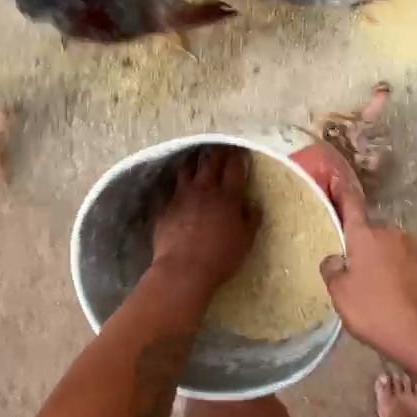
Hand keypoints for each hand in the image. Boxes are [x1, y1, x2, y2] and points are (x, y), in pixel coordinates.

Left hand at [150, 147, 260, 291]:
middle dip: (217, 152)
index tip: (241, 150)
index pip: (235, 169)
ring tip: (196, 156)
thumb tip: (251, 204)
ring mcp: (182, 197)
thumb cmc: (220, 257)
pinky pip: (168, 190)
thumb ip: (250, 219)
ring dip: (193, 161)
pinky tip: (172, 184)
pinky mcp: (165, 208)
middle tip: (221, 146)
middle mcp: (204, 191)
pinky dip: (172, 184)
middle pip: (211, 164)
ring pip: (187, 171)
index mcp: (228, 197)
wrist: (183, 270)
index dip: (239, 157)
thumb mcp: (245, 241)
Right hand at [317, 165, 416, 356]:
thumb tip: (335, 258)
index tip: (335, 177)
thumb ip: (332, 269)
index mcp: (365, 234)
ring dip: (378, 260)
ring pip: (385, 247)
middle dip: (359, 246)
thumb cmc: (374, 310)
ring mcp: (411, 247)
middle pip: (368, 232)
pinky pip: (401, 261)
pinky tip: (391, 295)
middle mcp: (390, 232)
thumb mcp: (340, 293)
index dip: (341, 189)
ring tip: (373, 290)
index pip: (351, 203)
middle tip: (351, 273)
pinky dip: (393, 271)